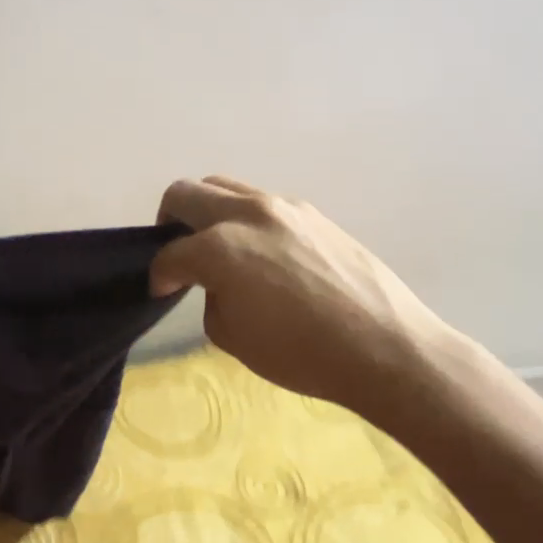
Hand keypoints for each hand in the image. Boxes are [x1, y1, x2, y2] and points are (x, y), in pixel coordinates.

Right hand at [150, 177, 461, 414]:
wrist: (384, 347)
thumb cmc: (299, 353)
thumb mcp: (230, 336)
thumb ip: (210, 296)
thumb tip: (215, 283)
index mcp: (220, 247)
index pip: (170, 254)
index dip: (159, 276)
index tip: (162, 292)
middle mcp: (248, 213)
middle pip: (187, 193)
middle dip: (170, 222)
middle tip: (179, 255)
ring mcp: (286, 208)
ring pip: (226, 188)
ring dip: (210, 215)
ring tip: (219, 252)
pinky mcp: (314, 215)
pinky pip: (263, 204)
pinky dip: (245, 221)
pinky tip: (261, 257)